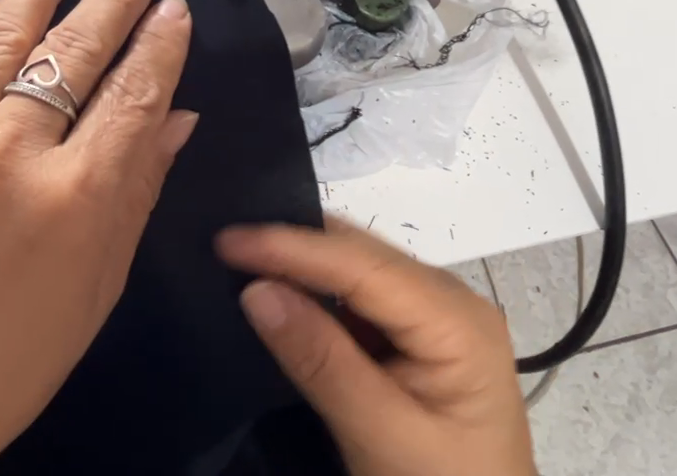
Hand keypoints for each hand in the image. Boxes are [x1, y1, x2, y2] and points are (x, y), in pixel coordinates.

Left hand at [0, 0, 199, 475]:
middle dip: (111, 3)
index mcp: (75, 201)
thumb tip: (179, 114)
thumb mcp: (100, 279)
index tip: (174, 9)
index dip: (159, 47)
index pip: (132, 97)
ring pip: (2, 38)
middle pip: (72, 53)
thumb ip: (140, 185)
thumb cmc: (18, 348)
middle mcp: (9, 154)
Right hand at [217, 217, 535, 475]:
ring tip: (237, 258)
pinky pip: (353, 295)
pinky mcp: (412, 334)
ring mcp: (432, 314)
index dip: (289, 245)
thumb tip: (255, 289)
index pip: (360, 263)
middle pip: (357, 253)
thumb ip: (320, 360)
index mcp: (455, 320)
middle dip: (290, 244)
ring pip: (351, 267)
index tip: (225, 240)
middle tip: (221, 242)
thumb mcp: (381, 437)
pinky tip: (276, 289)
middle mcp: (447, 299)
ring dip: (296, 264)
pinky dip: (310, 290)